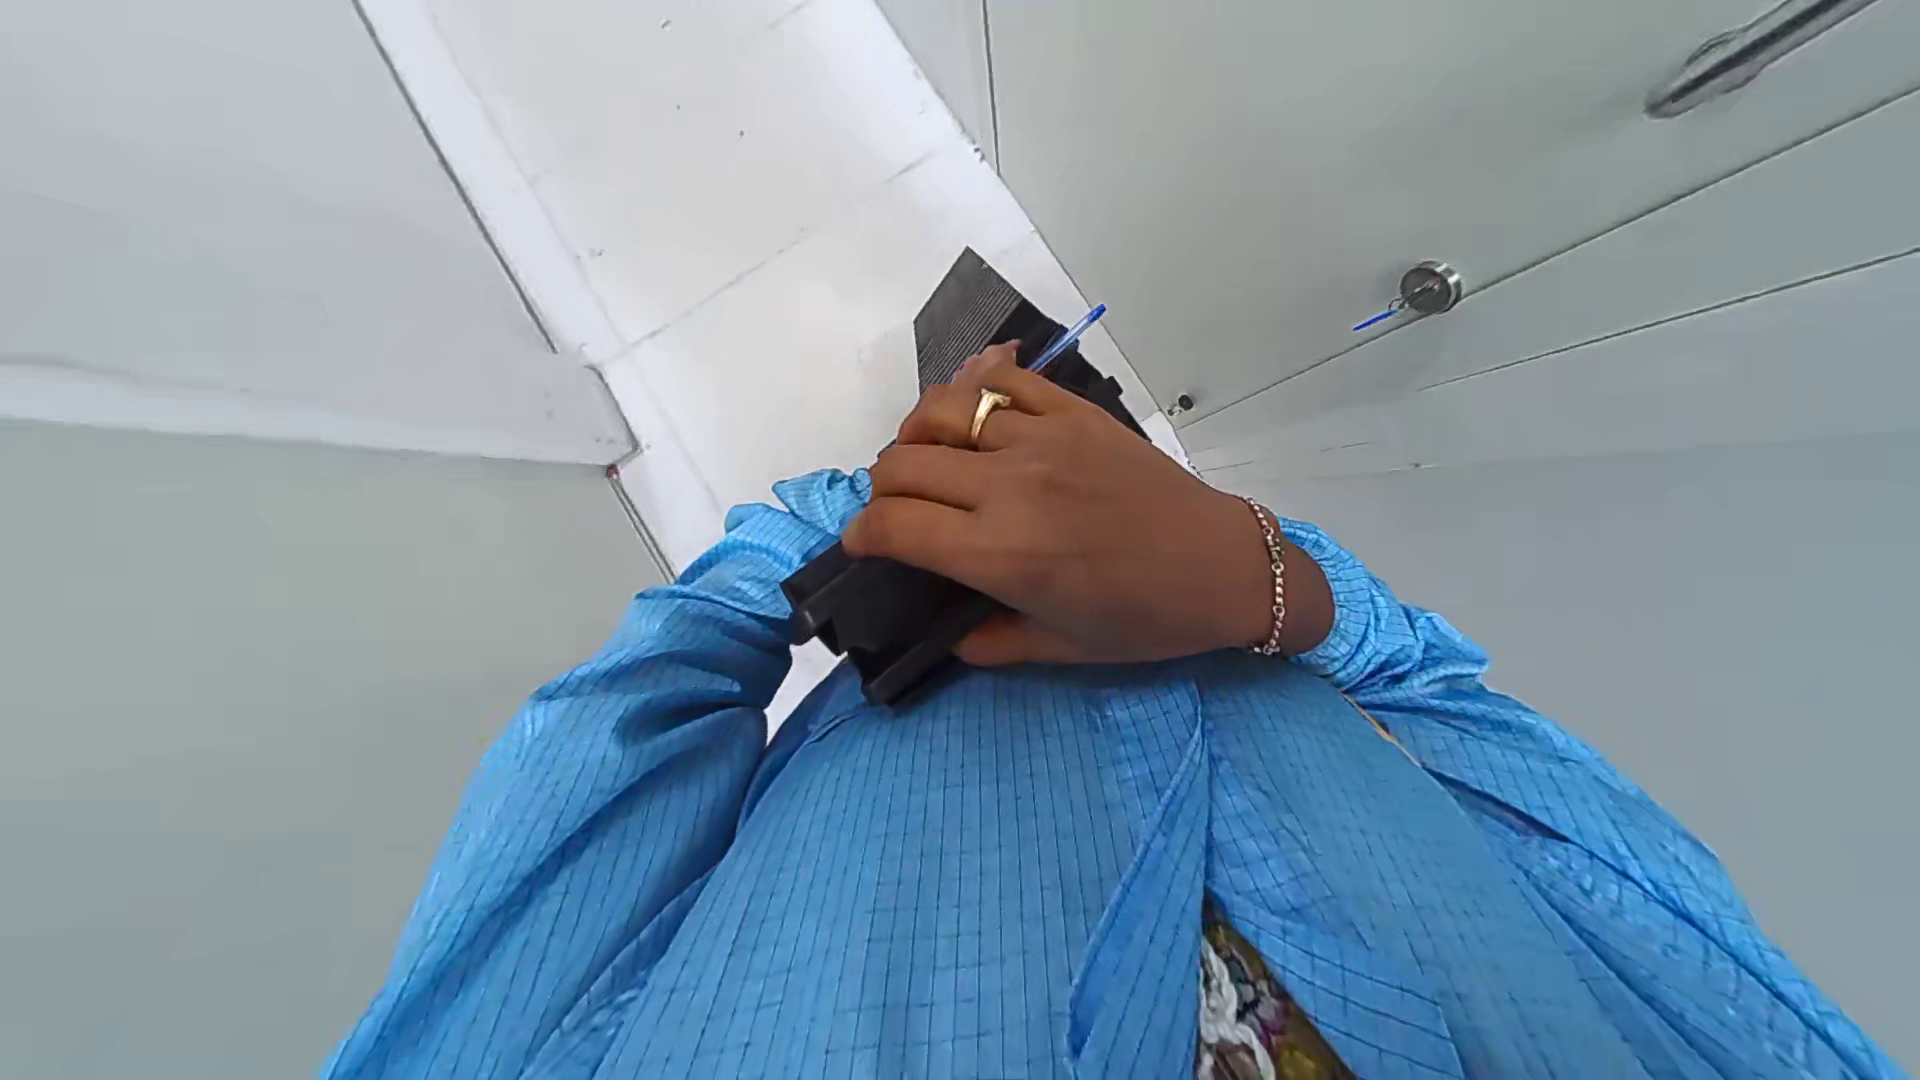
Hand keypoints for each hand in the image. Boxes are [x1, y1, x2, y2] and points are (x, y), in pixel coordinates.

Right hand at [842, 343, 1331, 665]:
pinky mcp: (1075, 411)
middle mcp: (1011, 487)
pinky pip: (1002, 380)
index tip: (863, 544)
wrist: (1224, 566)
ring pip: (942, 409)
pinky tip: (972, 415)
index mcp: (1002, 554)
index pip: (894, 525)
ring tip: (926, 456)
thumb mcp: (1062, 648)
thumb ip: (990, 643)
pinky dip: (971, 389)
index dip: (861, 534)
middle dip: (881, 488)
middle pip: (903, 462)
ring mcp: (1044, 438)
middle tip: (899, 509)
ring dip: (915, 434)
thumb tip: (947, 634)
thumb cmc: (1144, 619)